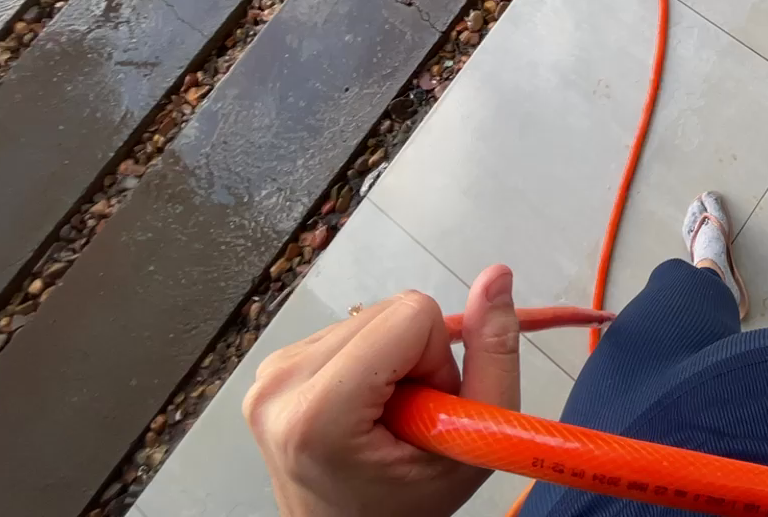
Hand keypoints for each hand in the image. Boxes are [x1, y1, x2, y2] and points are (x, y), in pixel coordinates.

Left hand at [244, 264, 521, 516]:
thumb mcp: (476, 438)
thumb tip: (498, 273)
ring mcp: (270, 375)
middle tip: (412, 414)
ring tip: (389, 414)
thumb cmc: (410, 505)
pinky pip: (356, 327)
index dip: (438, 358)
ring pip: (378, 315)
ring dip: (400, 357)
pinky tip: (366, 406)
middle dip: (419, 355)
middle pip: (394, 311)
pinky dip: (376, 359)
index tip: (427, 410)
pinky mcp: (275, 369)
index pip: (413, 314)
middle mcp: (280, 384)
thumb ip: (493, 353)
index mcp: (318, 410)